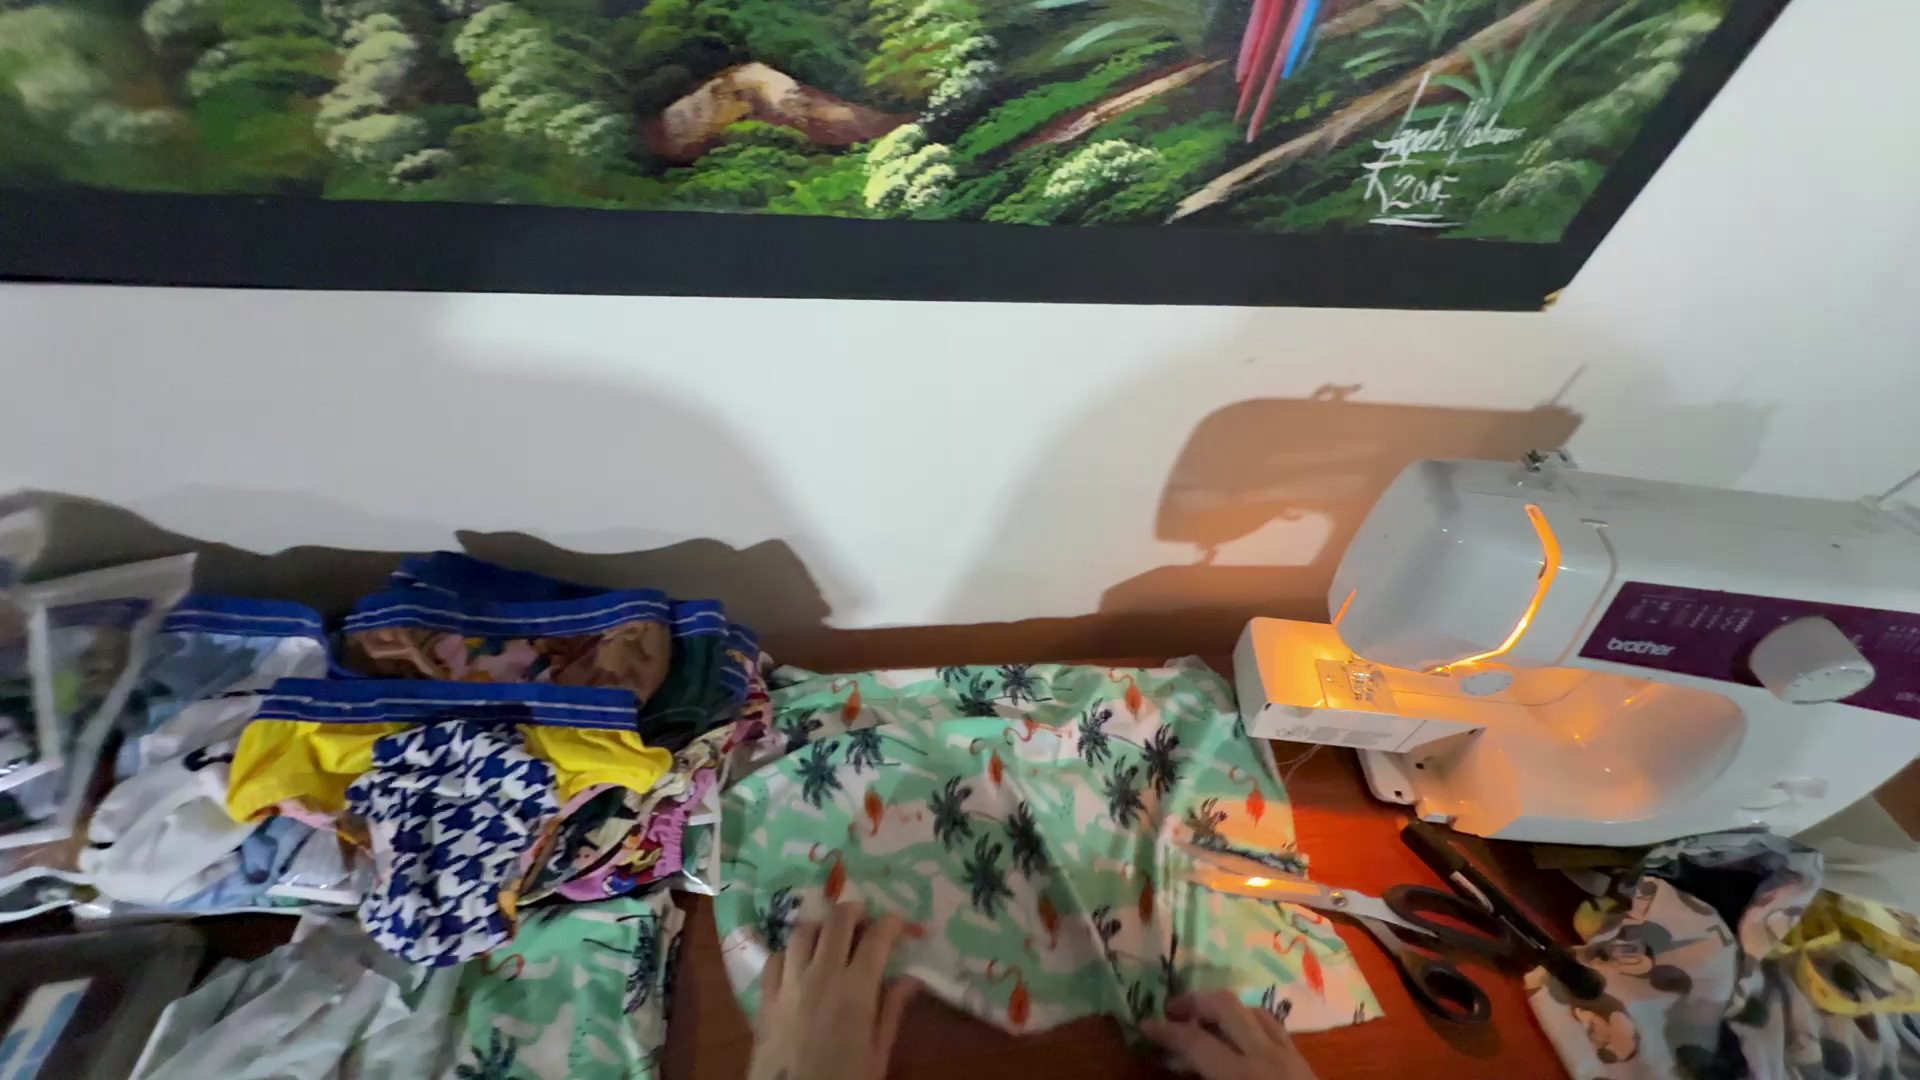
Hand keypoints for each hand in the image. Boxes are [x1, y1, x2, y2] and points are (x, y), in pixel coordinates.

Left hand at [749, 901, 919, 1079]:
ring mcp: (790, 983)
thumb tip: (912, 979)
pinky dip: (789, 953)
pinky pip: (775, 958)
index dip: (891, 923)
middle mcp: (823, 975)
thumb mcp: (876, 1056)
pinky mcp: (766, 998)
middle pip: (837, 921)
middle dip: (853, 911)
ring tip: (828, 935)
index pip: (877, 937)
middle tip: (862, 916)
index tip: (898, 922)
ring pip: (803, 932)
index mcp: (856, 989)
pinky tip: (797, 963)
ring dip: (820, 927)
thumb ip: (892, 1012)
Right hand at [1140, 991, 1320, 1079]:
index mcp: (1243, 1076)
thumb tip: (1173, 1063)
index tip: (1143, 1026)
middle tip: (1171, 1014)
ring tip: (1203, 1024)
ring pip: (1252, 1010)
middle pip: (1225, 1005)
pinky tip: (1240, 1041)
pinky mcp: (1306, 1066)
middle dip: (1194, 1002)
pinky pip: (1274, 1028)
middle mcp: (1268, 1057)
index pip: (1195, 1041)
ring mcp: (1291, 1057)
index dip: (1165, 1032)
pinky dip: (1250, 1024)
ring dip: (1223, 1011)